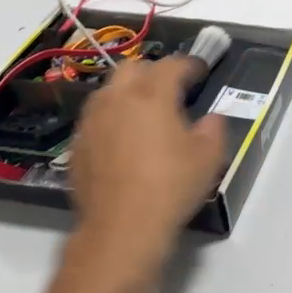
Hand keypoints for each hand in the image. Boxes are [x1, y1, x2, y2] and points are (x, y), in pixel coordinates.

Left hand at [68, 57, 226, 245]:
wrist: (121, 227)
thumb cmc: (170, 186)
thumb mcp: (209, 158)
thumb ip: (214, 129)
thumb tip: (211, 118)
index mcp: (152, 94)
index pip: (172, 65)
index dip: (189, 64)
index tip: (200, 71)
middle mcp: (117, 99)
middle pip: (133, 67)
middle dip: (153, 72)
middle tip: (170, 88)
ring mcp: (92, 122)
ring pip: (108, 91)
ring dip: (127, 92)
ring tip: (143, 112)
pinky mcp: (77, 146)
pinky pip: (95, 119)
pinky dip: (111, 120)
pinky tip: (123, 141)